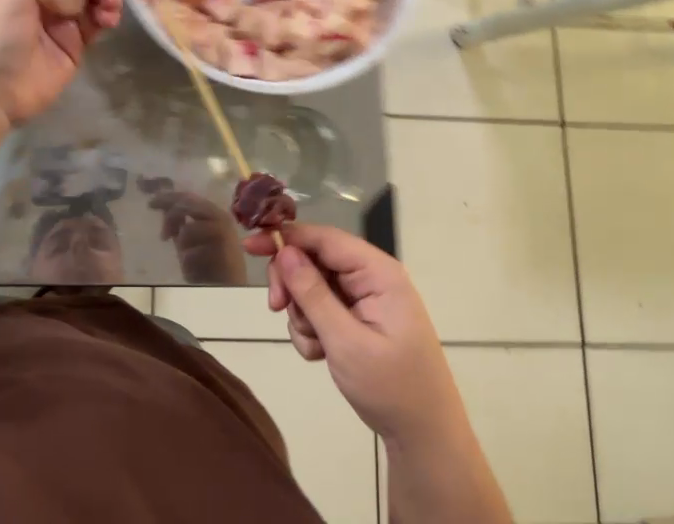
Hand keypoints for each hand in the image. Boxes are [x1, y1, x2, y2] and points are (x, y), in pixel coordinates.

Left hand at [149, 191, 246, 283]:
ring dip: (183, 246)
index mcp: (214, 212)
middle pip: (187, 206)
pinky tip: (198, 271)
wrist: (227, 289)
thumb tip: (163, 206)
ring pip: (188, 230)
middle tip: (163, 236)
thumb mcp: (188, 240)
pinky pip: (191, 254)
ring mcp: (222, 234)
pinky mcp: (221, 253)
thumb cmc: (207, 264)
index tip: (151, 203)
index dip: (168, 197)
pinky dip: (189, 263)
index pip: (188, 196)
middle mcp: (221, 218)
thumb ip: (178, 223)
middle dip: (170, 219)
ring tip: (189, 258)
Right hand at [242, 223, 445, 439]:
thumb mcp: (346, 342)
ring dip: (302, 315)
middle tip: (275, 308)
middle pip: (314, 260)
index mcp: (378, 273)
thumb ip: (313, 294)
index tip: (250, 246)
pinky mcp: (357, 320)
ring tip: (315, 346)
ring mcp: (364, 300)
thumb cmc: (391, 387)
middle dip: (292, 285)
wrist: (422, 435)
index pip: (324, 238)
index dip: (285, 237)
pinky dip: (312, 330)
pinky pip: (320, 310)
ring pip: (312, 287)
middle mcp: (371, 278)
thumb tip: (285, 252)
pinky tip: (321, 355)